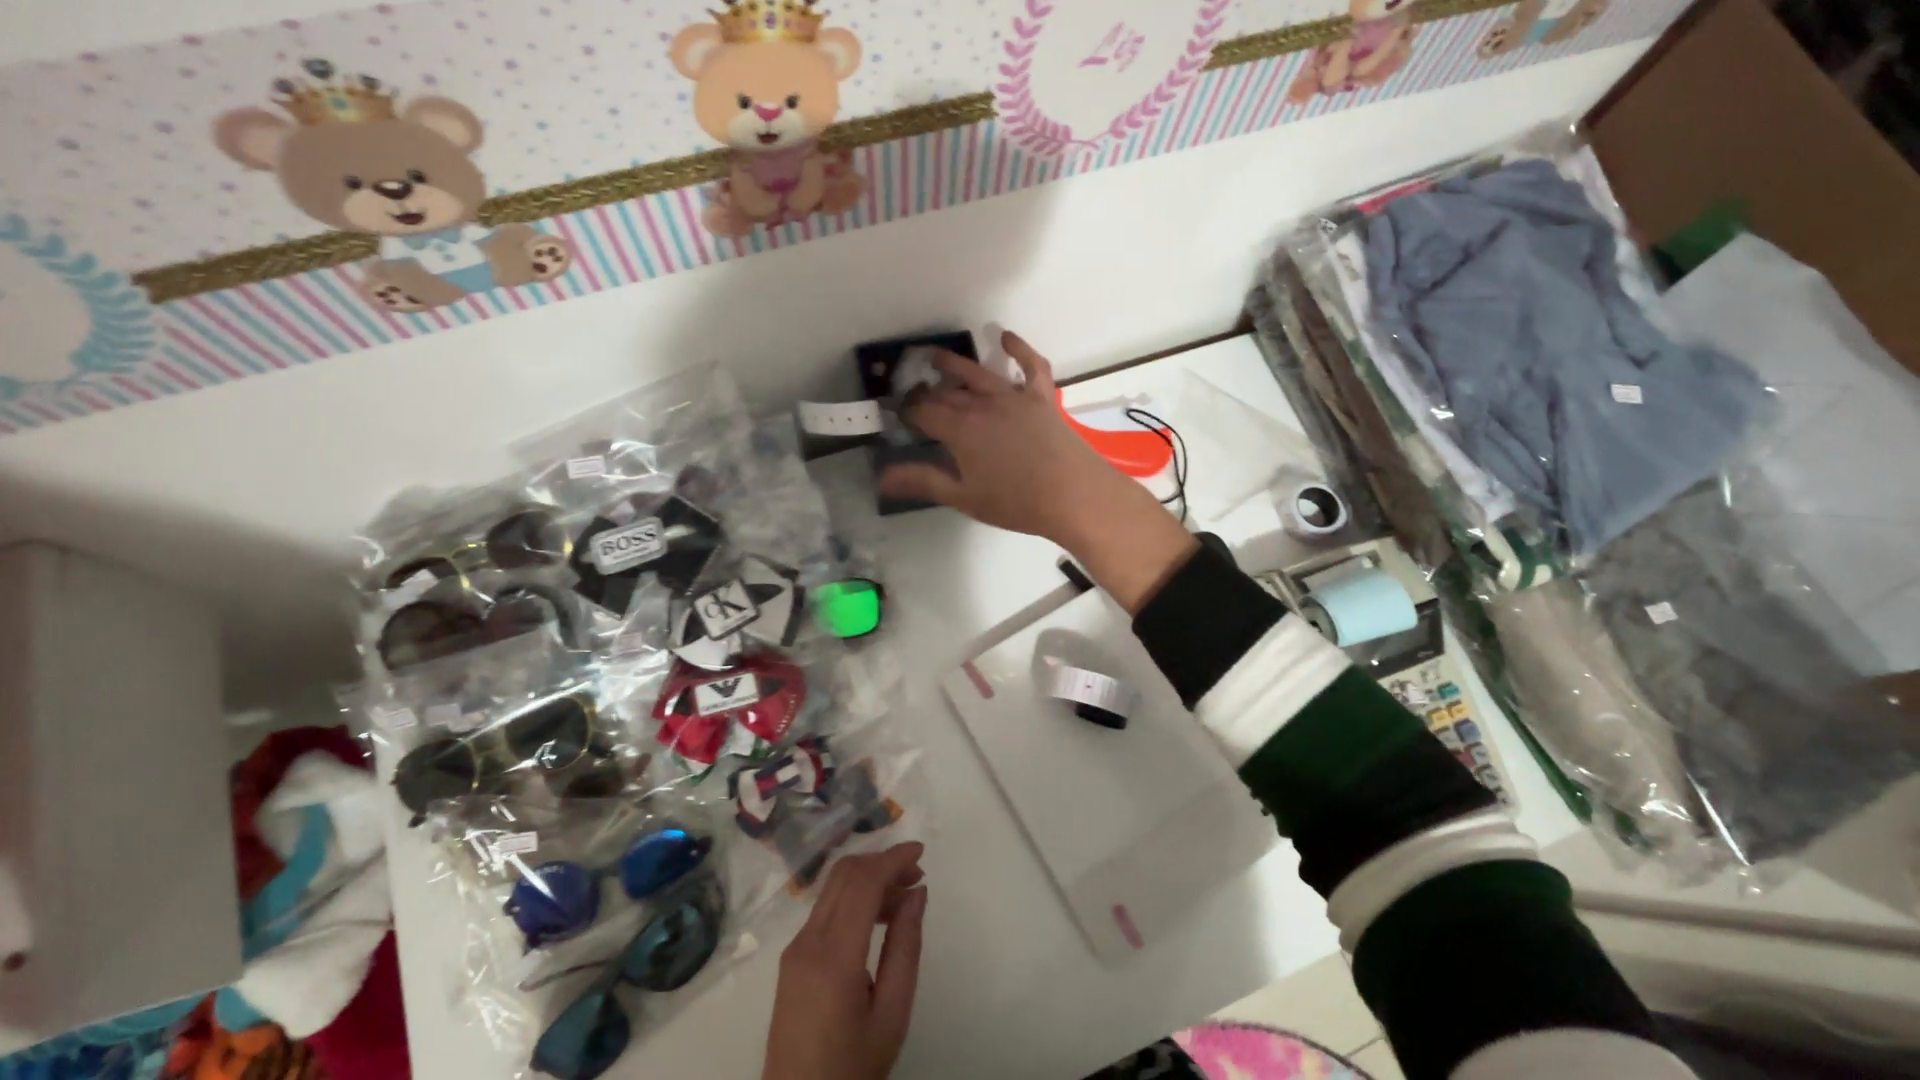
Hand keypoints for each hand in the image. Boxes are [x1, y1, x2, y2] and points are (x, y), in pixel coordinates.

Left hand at [762, 843, 928, 1079]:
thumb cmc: (852, 1066)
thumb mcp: (892, 1013)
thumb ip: (905, 948)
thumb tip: (917, 894)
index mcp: (833, 956)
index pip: (862, 884)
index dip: (892, 859)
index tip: (921, 852)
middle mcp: (807, 942)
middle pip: (842, 876)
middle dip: (881, 863)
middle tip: (917, 875)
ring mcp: (795, 949)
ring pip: (832, 890)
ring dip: (868, 881)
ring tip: (906, 899)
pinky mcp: (792, 959)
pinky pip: (825, 912)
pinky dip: (854, 900)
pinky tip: (879, 919)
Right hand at [879, 332, 1134, 541]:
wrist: (1075, 495)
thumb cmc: (1017, 502)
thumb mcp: (965, 497)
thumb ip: (923, 482)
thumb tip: (882, 477)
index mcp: (960, 430)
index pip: (923, 412)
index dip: (907, 411)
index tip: (898, 414)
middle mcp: (983, 405)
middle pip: (947, 392)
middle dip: (926, 391)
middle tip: (914, 393)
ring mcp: (1014, 397)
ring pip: (978, 373)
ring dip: (955, 364)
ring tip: (936, 357)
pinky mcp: (1042, 398)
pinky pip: (1030, 366)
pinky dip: (1018, 348)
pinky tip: (1005, 336)